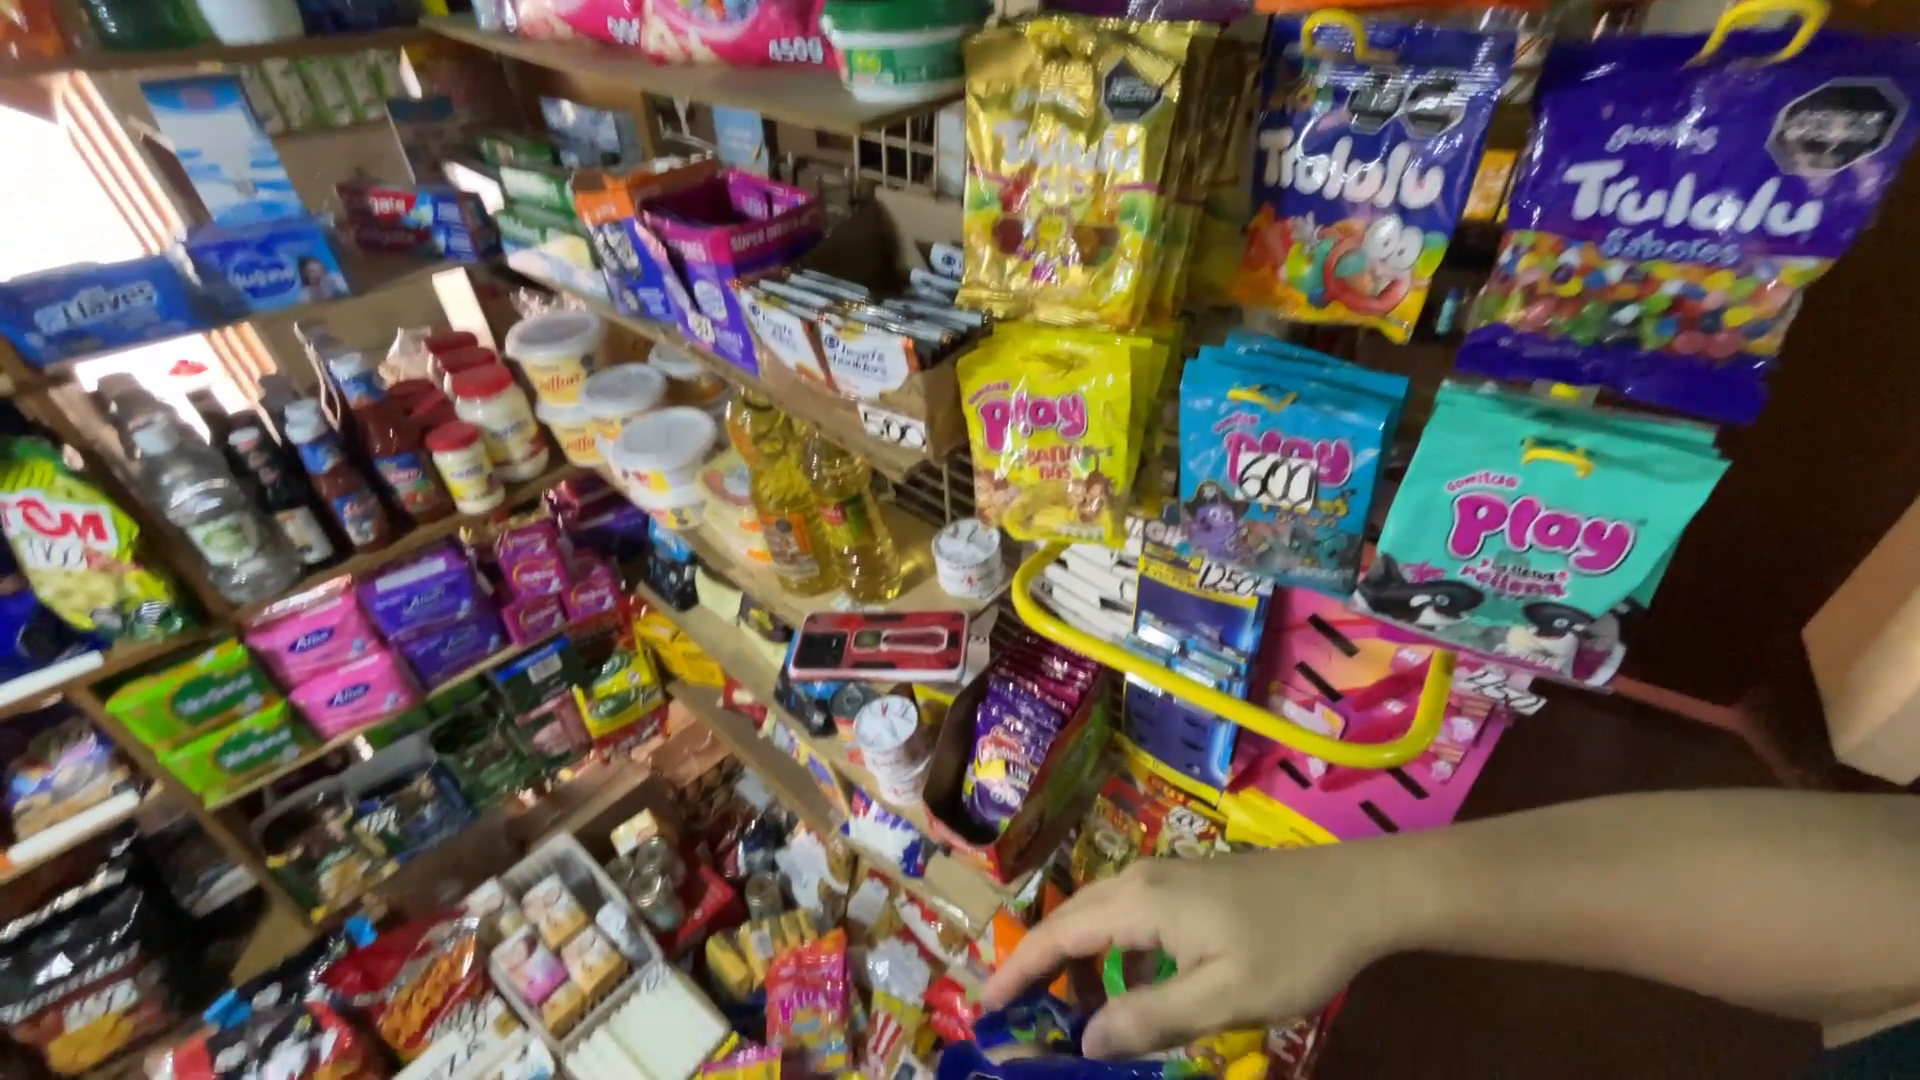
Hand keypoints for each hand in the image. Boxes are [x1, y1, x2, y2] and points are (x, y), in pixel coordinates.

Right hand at [982, 842, 1426, 1058]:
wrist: (1356, 892)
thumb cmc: (1291, 947)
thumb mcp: (1224, 997)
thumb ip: (1151, 1018)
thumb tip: (1085, 1040)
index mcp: (1140, 901)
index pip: (1059, 935)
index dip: (1019, 970)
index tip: (984, 1006)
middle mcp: (1140, 880)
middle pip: (1071, 920)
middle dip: (1040, 966)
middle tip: (1018, 1016)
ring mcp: (1165, 878)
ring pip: (1100, 918)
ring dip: (1080, 963)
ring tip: (1072, 1015)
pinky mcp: (1187, 886)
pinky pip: (1130, 920)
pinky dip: (1115, 957)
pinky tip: (1135, 992)